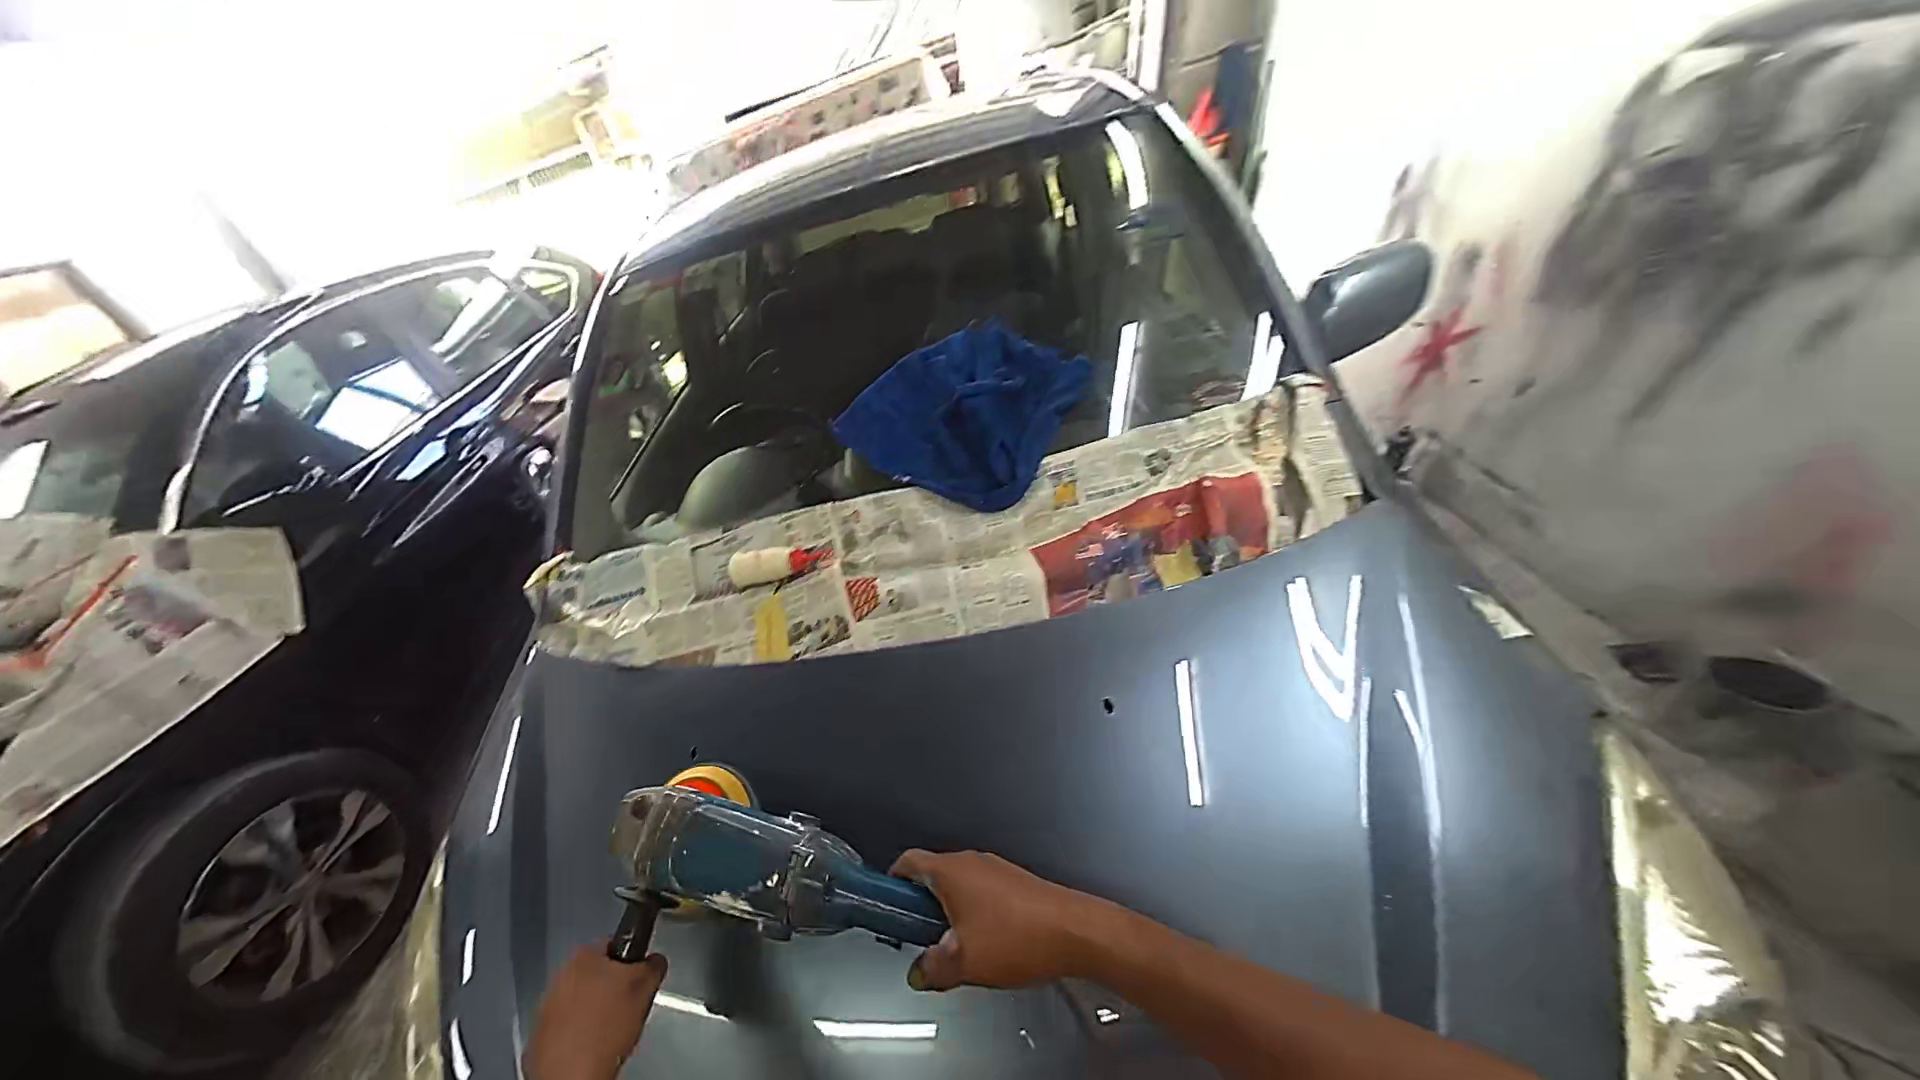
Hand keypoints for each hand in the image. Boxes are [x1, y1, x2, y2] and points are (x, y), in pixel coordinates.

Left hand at [524, 942, 667, 1079]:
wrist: (573, 1076)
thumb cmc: (608, 1025)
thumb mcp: (647, 985)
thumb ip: (654, 963)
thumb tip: (654, 960)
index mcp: (584, 956)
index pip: (615, 943)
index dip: (631, 958)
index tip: (639, 974)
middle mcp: (560, 976)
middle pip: (596, 972)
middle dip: (612, 984)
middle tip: (629, 1001)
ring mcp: (545, 1008)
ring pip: (581, 999)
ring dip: (595, 1008)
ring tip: (613, 1025)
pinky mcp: (539, 1037)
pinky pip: (566, 1025)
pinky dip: (579, 1031)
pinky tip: (594, 1042)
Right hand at [890, 849, 1110, 991]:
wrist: (1074, 931)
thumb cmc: (1017, 938)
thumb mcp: (963, 963)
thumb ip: (932, 967)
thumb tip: (919, 970)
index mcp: (951, 870)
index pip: (909, 861)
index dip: (892, 881)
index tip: (887, 907)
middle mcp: (971, 861)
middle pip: (932, 873)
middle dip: (921, 905)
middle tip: (919, 938)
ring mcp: (995, 868)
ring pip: (958, 884)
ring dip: (949, 910)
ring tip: (953, 946)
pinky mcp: (1014, 881)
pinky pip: (981, 890)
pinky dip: (973, 910)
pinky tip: (984, 942)